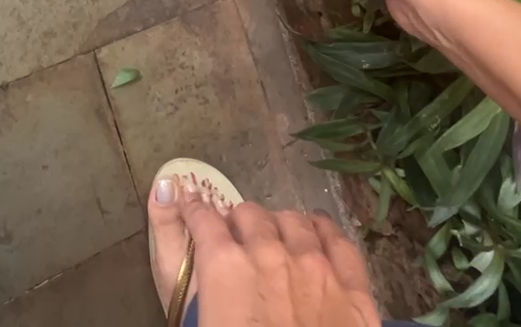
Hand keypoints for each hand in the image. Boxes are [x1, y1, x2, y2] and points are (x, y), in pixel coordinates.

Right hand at [179, 186, 378, 326]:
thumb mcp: (198, 323)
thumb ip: (178, 274)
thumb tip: (165, 204)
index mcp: (225, 266)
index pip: (201, 217)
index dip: (193, 213)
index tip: (192, 213)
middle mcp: (270, 253)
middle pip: (249, 214)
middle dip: (237, 225)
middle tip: (234, 245)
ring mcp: (318, 270)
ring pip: (294, 220)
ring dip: (278, 227)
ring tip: (274, 241)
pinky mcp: (355, 293)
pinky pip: (339, 241)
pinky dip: (324, 231)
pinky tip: (315, 232)